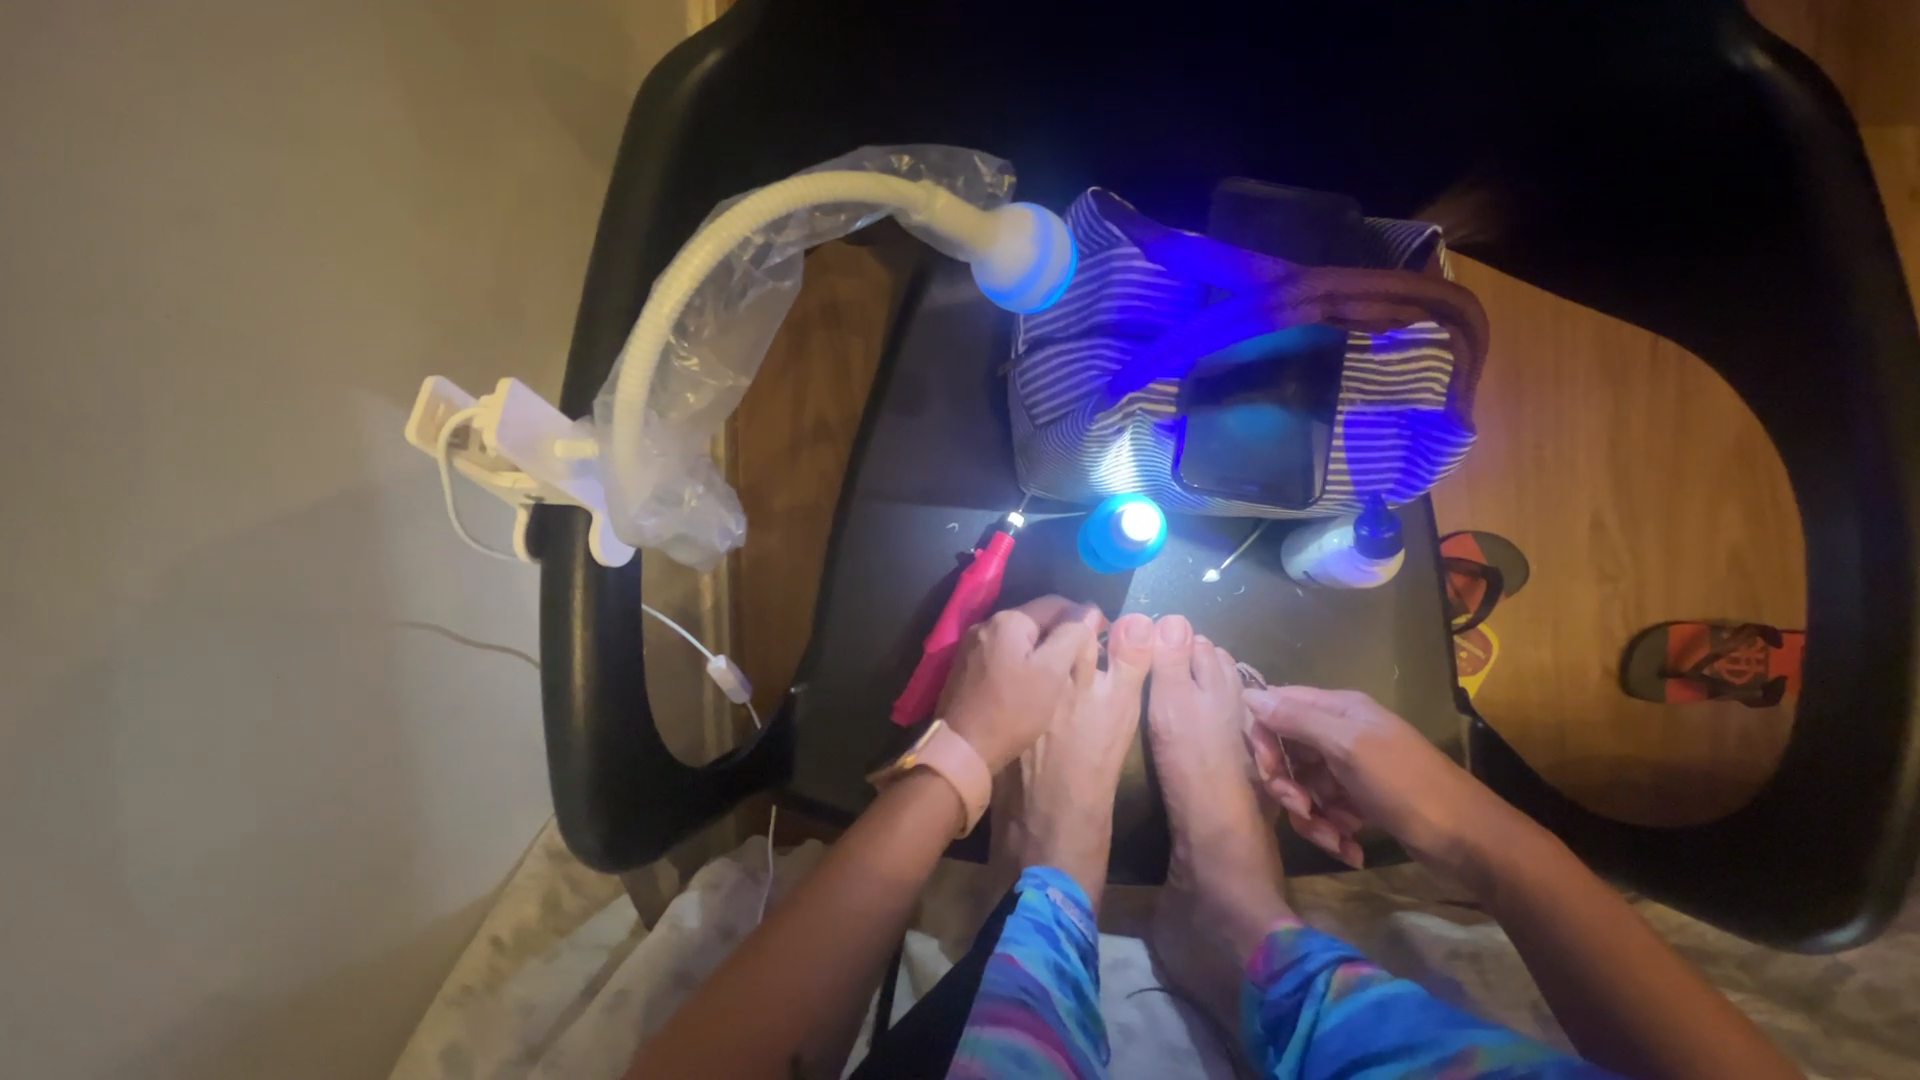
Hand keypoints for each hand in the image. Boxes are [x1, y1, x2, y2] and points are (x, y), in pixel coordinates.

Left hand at [939, 596, 1102, 772]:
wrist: (962, 748)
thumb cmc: (1012, 710)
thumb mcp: (1051, 672)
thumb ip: (1071, 635)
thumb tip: (1088, 608)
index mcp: (1008, 620)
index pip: (1056, 603)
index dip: (1082, 617)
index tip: (1100, 636)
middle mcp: (985, 624)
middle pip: (1034, 619)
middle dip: (1060, 633)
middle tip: (1081, 658)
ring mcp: (971, 645)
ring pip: (1018, 638)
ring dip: (1040, 649)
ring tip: (1059, 671)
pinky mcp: (964, 666)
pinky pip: (1001, 653)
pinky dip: (1019, 661)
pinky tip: (1029, 681)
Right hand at [1241, 686, 1523, 874]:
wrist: (1472, 844)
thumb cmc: (1408, 786)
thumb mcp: (1348, 747)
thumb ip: (1297, 719)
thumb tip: (1250, 695)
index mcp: (1338, 709)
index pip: (1277, 708)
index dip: (1265, 739)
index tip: (1271, 771)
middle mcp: (1340, 733)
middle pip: (1287, 752)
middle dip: (1288, 786)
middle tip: (1302, 809)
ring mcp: (1350, 769)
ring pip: (1303, 787)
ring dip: (1311, 817)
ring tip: (1335, 840)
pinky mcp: (1359, 801)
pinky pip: (1325, 810)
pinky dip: (1332, 830)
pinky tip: (1350, 849)